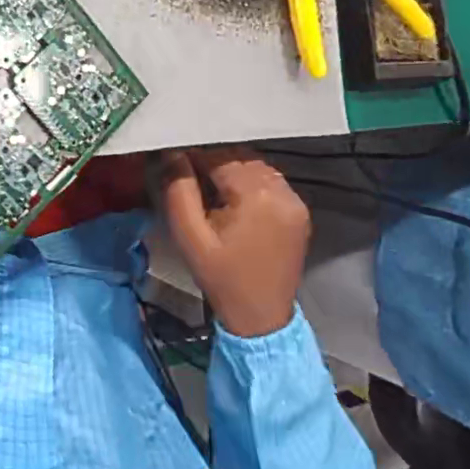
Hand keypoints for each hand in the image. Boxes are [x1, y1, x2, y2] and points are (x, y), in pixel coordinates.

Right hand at [158, 147, 310, 337]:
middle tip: (187, 181)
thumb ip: (177, 187)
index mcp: (256, 194)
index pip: (217, 155)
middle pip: (237, 157)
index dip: (191, 156)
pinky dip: (246, 182)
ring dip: (229, 170)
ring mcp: (295, 201)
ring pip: (253, 166)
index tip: (172, 166)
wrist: (259, 316)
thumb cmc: (219, 275)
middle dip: (210, 162)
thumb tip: (171, 152)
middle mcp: (282, 191)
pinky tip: (231, 201)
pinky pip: (267, 181)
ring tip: (208, 192)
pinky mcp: (298, 211)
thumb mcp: (188, 233)